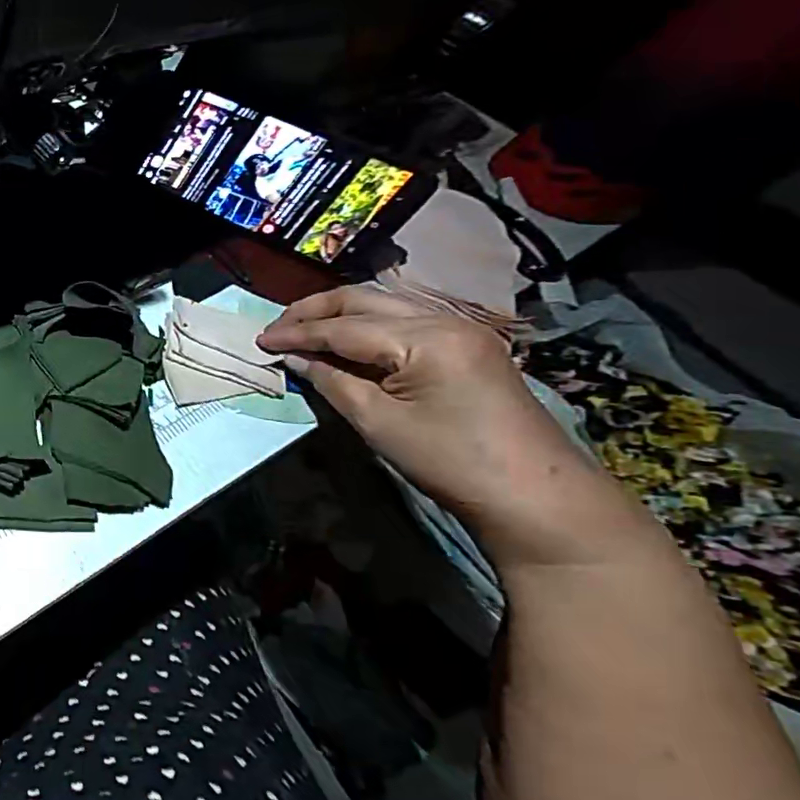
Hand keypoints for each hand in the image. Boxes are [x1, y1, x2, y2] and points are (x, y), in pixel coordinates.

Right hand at [256, 286, 661, 569]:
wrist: (537, 500)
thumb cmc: (453, 464)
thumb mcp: (380, 425)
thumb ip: (332, 381)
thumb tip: (297, 359)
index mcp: (425, 336)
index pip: (345, 325)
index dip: (299, 332)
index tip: (261, 339)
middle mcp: (444, 318)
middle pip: (364, 299)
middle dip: (315, 310)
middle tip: (278, 327)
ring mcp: (461, 327)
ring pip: (385, 304)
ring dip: (341, 313)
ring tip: (305, 329)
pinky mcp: (467, 343)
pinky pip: (405, 320)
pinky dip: (369, 326)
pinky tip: (348, 339)